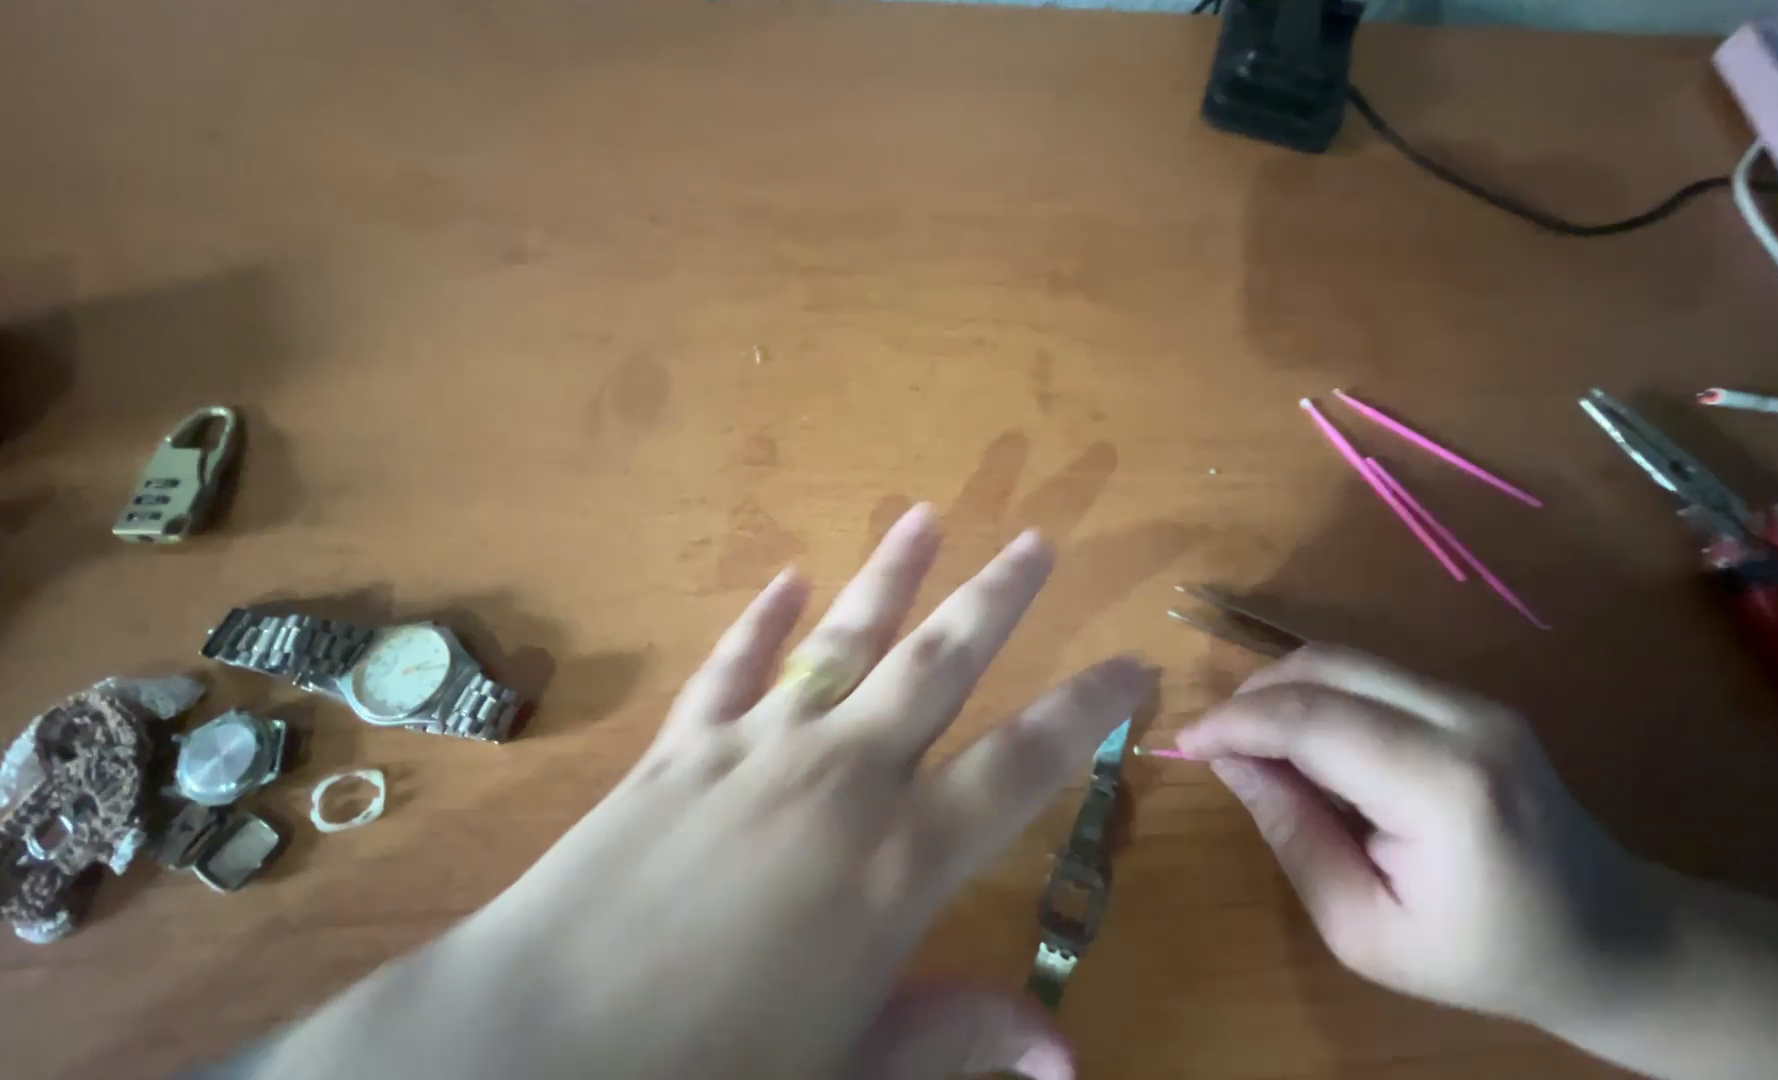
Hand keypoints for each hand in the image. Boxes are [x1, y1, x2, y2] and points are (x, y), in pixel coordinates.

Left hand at [263, 503, 1149, 1079]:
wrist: (529, 1047)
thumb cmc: (707, 1071)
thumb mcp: (851, 1068)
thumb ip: (956, 1038)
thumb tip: (1067, 1057)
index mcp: (900, 859)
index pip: (1024, 764)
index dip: (1088, 711)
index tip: (1133, 667)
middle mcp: (842, 777)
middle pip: (940, 665)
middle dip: (997, 601)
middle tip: (1037, 543)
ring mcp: (758, 748)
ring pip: (843, 642)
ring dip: (889, 576)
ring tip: (922, 517)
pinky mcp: (682, 747)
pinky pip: (733, 669)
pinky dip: (760, 623)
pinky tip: (784, 580)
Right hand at [1175, 646, 1672, 1029]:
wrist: (1616, 941)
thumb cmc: (1484, 957)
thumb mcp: (1364, 930)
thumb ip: (1293, 836)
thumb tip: (1231, 761)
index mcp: (1445, 790)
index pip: (1312, 721)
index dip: (1235, 722)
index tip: (1184, 743)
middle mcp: (1464, 722)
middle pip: (1324, 668)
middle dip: (1250, 696)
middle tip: (1213, 743)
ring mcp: (1475, 702)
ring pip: (1341, 659)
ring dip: (1278, 690)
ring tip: (1249, 742)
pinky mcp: (1470, 700)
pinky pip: (1367, 674)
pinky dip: (1314, 694)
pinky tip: (1301, 741)